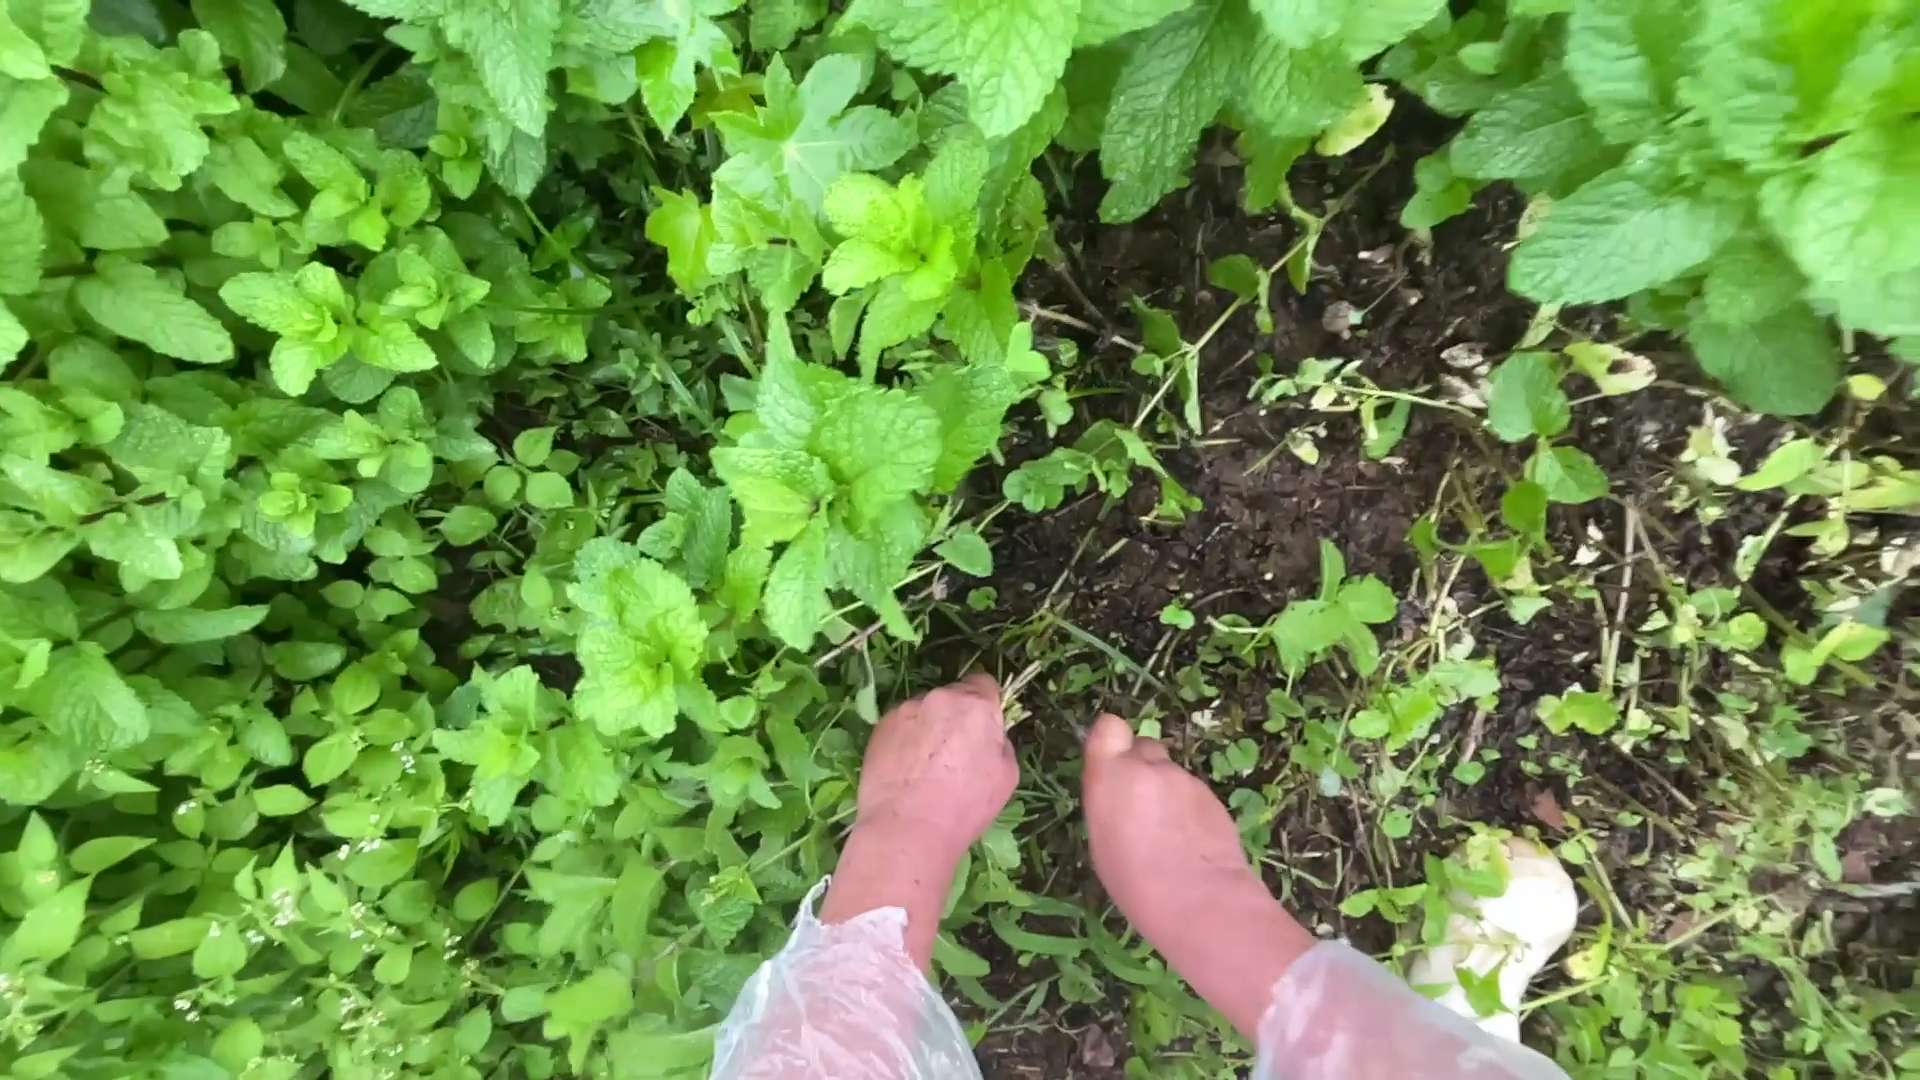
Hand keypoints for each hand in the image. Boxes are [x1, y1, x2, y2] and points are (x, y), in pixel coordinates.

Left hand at [821, 674, 1017, 969]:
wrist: (908, 829)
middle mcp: (940, 697)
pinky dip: (905, 739)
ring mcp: (907, 709)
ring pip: (924, 710)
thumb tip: (987, 735)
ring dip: (928, 727)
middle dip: (954, 717)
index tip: (981, 726)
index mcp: (976, 705)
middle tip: (952, 753)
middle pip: (952, 697)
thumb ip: (999, 742)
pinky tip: (904, 769)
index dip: (985, 704)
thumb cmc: (964, 806)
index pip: (984, 683)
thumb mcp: (1006, 775)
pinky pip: (901, 724)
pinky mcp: (881, 725)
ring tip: (923, 767)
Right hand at [1081, 713, 1312, 1038]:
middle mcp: (1146, 767)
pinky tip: (1192, 841)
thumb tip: (1120, 790)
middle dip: (1142, 767)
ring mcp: (1182, 778)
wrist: (1202, 903)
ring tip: (1171, 833)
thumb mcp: (1102, 840)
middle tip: (1143, 805)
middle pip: (1142, 746)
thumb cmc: (1135, 883)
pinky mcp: (1211, 793)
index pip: (1108, 726)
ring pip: (1169, 772)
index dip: (1112, 741)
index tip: (1114, 765)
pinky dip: (1189, 808)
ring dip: (1167, 791)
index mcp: (1109, 776)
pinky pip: (1192, 791)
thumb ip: (1109, 799)